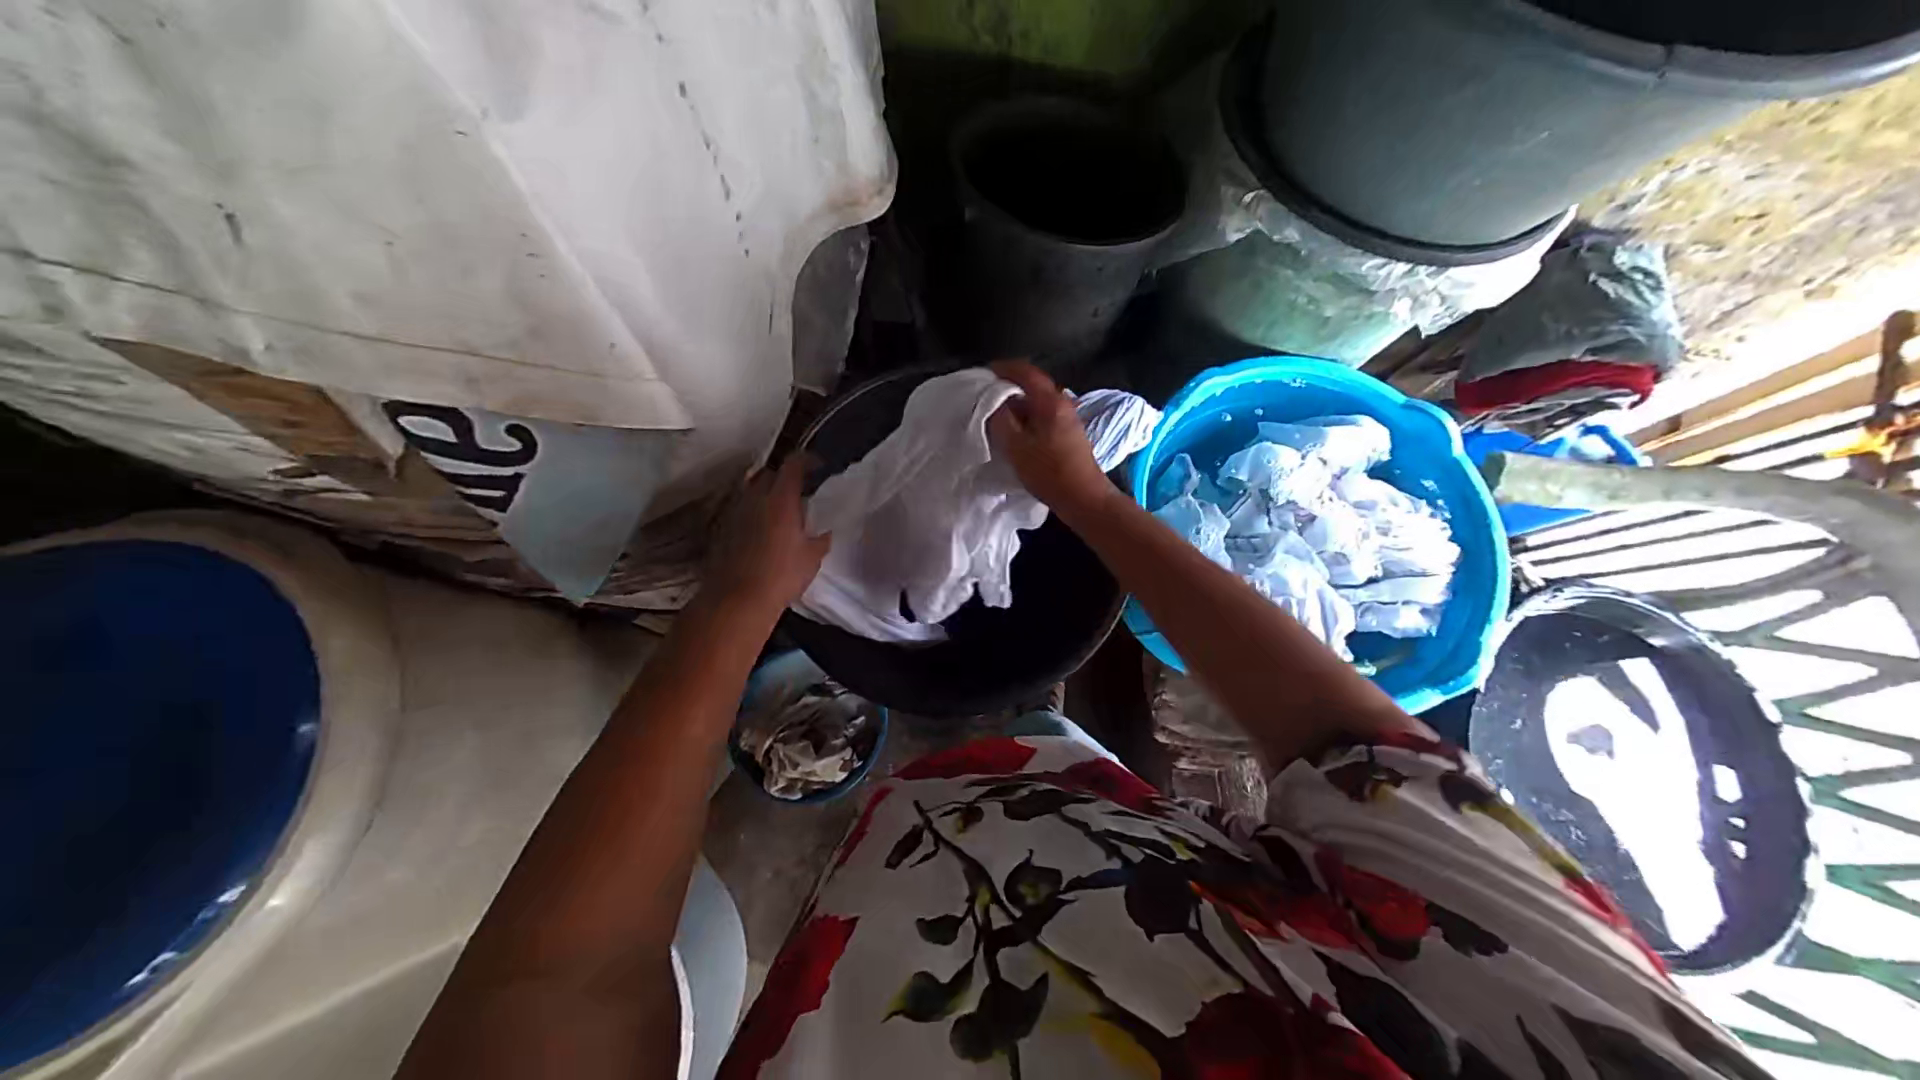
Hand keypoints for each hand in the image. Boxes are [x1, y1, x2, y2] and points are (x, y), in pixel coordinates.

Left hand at [703, 453, 830, 613]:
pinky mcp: (724, 529)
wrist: (738, 599)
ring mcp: (736, 512)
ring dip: (768, 495)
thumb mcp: (812, 557)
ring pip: (753, 491)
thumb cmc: (782, 575)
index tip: (819, 467)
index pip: (793, 464)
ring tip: (782, 512)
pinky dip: (755, 513)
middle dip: (786, 477)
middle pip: (770, 473)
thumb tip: (823, 530)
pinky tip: (764, 531)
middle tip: (802, 492)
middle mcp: (755, 498)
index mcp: (781, 499)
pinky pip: (743, 510)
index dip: (807, 460)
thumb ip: (820, 537)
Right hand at [987, 360, 1112, 511]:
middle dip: (1008, 389)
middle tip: (985, 398)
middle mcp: (1062, 403)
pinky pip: (1043, 417)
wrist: (1084, 498)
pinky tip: (1014, 433)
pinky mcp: (1069, 434)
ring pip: (1037, 404)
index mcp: (1050, 401)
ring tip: (995, 417)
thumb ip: (1001, 420)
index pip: (1025, 372)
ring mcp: (1068, 419)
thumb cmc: (1049, 471)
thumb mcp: (1016, 447)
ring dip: (1017, 406)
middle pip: (1032, 386)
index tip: (984, 374)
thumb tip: (993, 403)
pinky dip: (1027, 419)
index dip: (1003, 369)